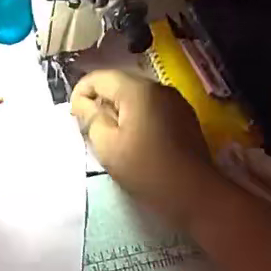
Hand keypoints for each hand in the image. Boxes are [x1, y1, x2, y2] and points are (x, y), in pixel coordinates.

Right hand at [70, 70, 224, 226]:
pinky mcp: (185, 117)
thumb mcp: (108, 146)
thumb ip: (91, 118)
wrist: (195, 193)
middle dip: (100, 102)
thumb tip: (84, 103)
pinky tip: (135, 141)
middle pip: (120, 84)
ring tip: (111, 137)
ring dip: (119, 111)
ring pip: (137, 97)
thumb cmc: (146, 170)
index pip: (99, 77)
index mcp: (138, 90)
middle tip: (89, 129)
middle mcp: (159, 87)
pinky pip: (153, 109)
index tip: (74, 118)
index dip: (80, 93)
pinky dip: (138, 118)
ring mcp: (175, 101)